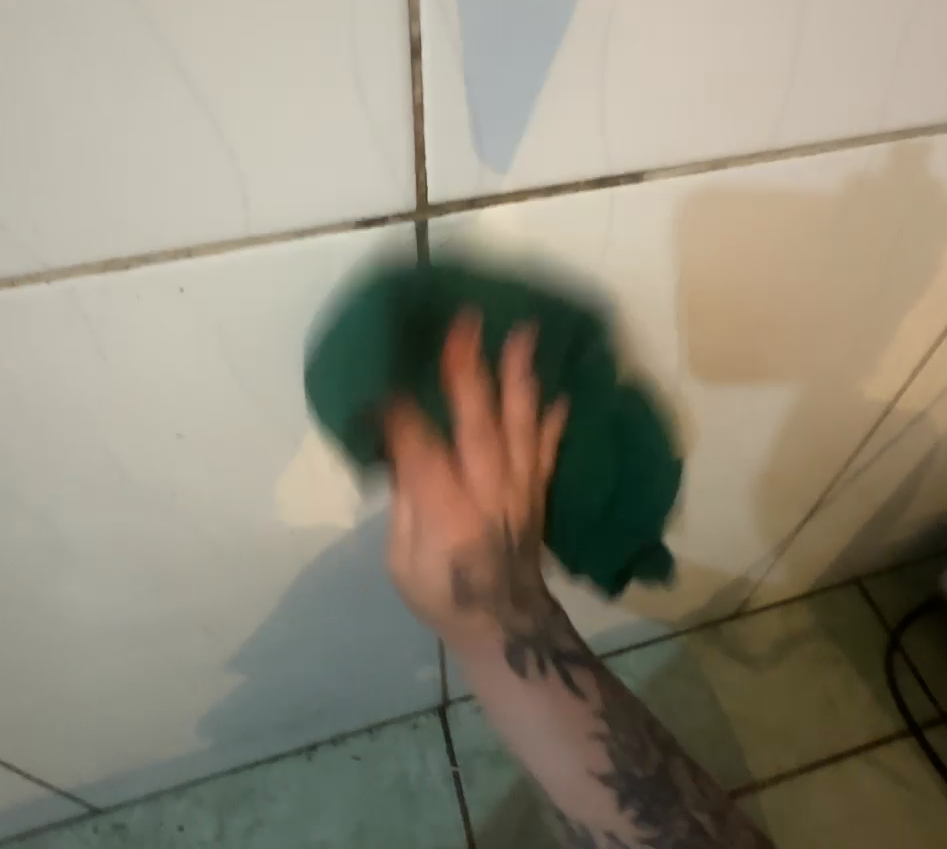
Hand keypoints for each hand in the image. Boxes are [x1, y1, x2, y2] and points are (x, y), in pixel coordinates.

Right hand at [383, 312, 568, 653]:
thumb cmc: (443, 593)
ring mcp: (519, 487)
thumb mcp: (402, 560)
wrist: (506, 623)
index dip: (402, 412)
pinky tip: (560, 390)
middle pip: (478, 424)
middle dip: (470, 372)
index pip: (420, 449)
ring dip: (520, 378)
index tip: (386, 376)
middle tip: (468, 322)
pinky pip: (548, 449)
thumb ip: (404, 500)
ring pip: (519, 426)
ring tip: (524, 334)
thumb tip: (398, 445)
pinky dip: (554, 419)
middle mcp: (486, 491)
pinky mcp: (538, 489)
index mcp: (445, 512)